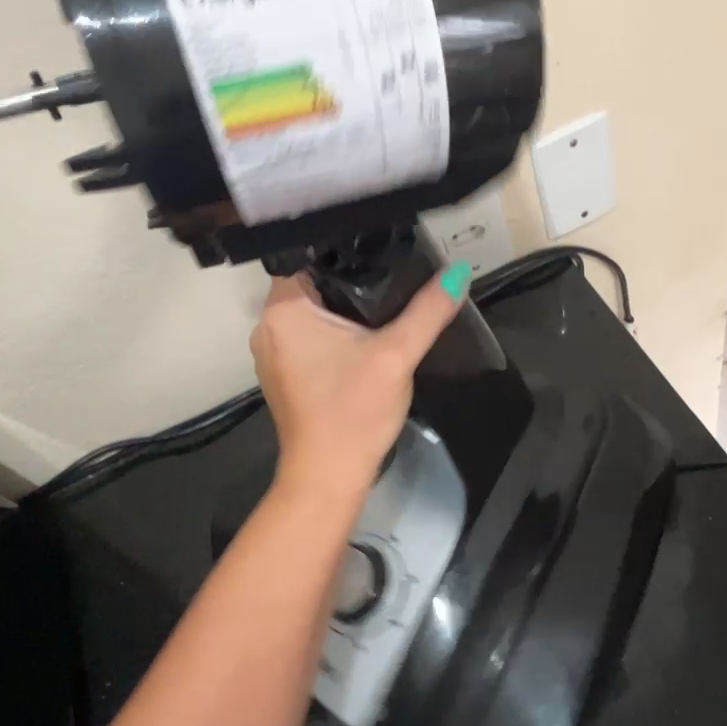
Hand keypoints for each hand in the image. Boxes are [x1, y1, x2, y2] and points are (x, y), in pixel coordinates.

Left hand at [249, 263, 468, 500]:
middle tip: (394, 273)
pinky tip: (365, 339)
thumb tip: (458, 271)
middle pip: (313, 284)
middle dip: (352, 280)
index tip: (382, 249)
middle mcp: (268, 326)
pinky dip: (335, 334)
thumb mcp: (398, 354)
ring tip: (386, 302)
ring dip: (344, 309)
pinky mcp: (284, 376)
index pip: (310, 256)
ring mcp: (272, 354)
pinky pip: (309, 338)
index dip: (347, 250)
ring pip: (312, 313)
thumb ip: (428, 310)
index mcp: (284, 310)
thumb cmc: (354, 410)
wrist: (329, 476)